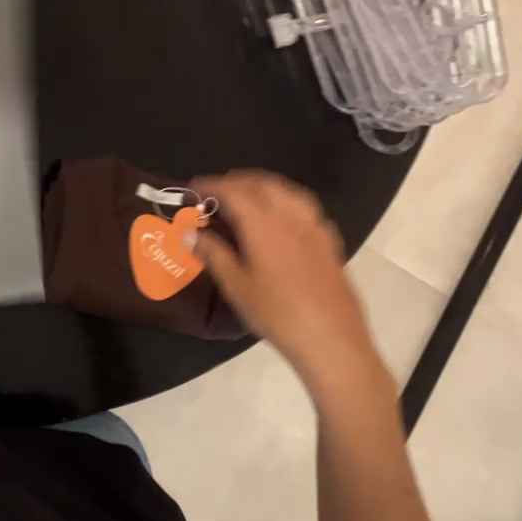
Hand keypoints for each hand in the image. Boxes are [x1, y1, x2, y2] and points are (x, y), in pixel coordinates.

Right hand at [191, 171, 383, 392]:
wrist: (331, 339)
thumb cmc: (276, 312)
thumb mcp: (235, 285)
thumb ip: (212, 254)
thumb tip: (190, 233)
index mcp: (263, 223)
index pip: (233, 191)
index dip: (211, 186)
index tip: (193, 189)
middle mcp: (291, 217)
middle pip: (263, 184)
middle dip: (238, 181)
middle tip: (217, 191)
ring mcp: (315, 228)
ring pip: (288, 192)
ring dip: (264, 187)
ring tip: (246, 198)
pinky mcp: (329, 243)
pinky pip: (306, 208)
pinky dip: (286, 202)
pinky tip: (281, 220)